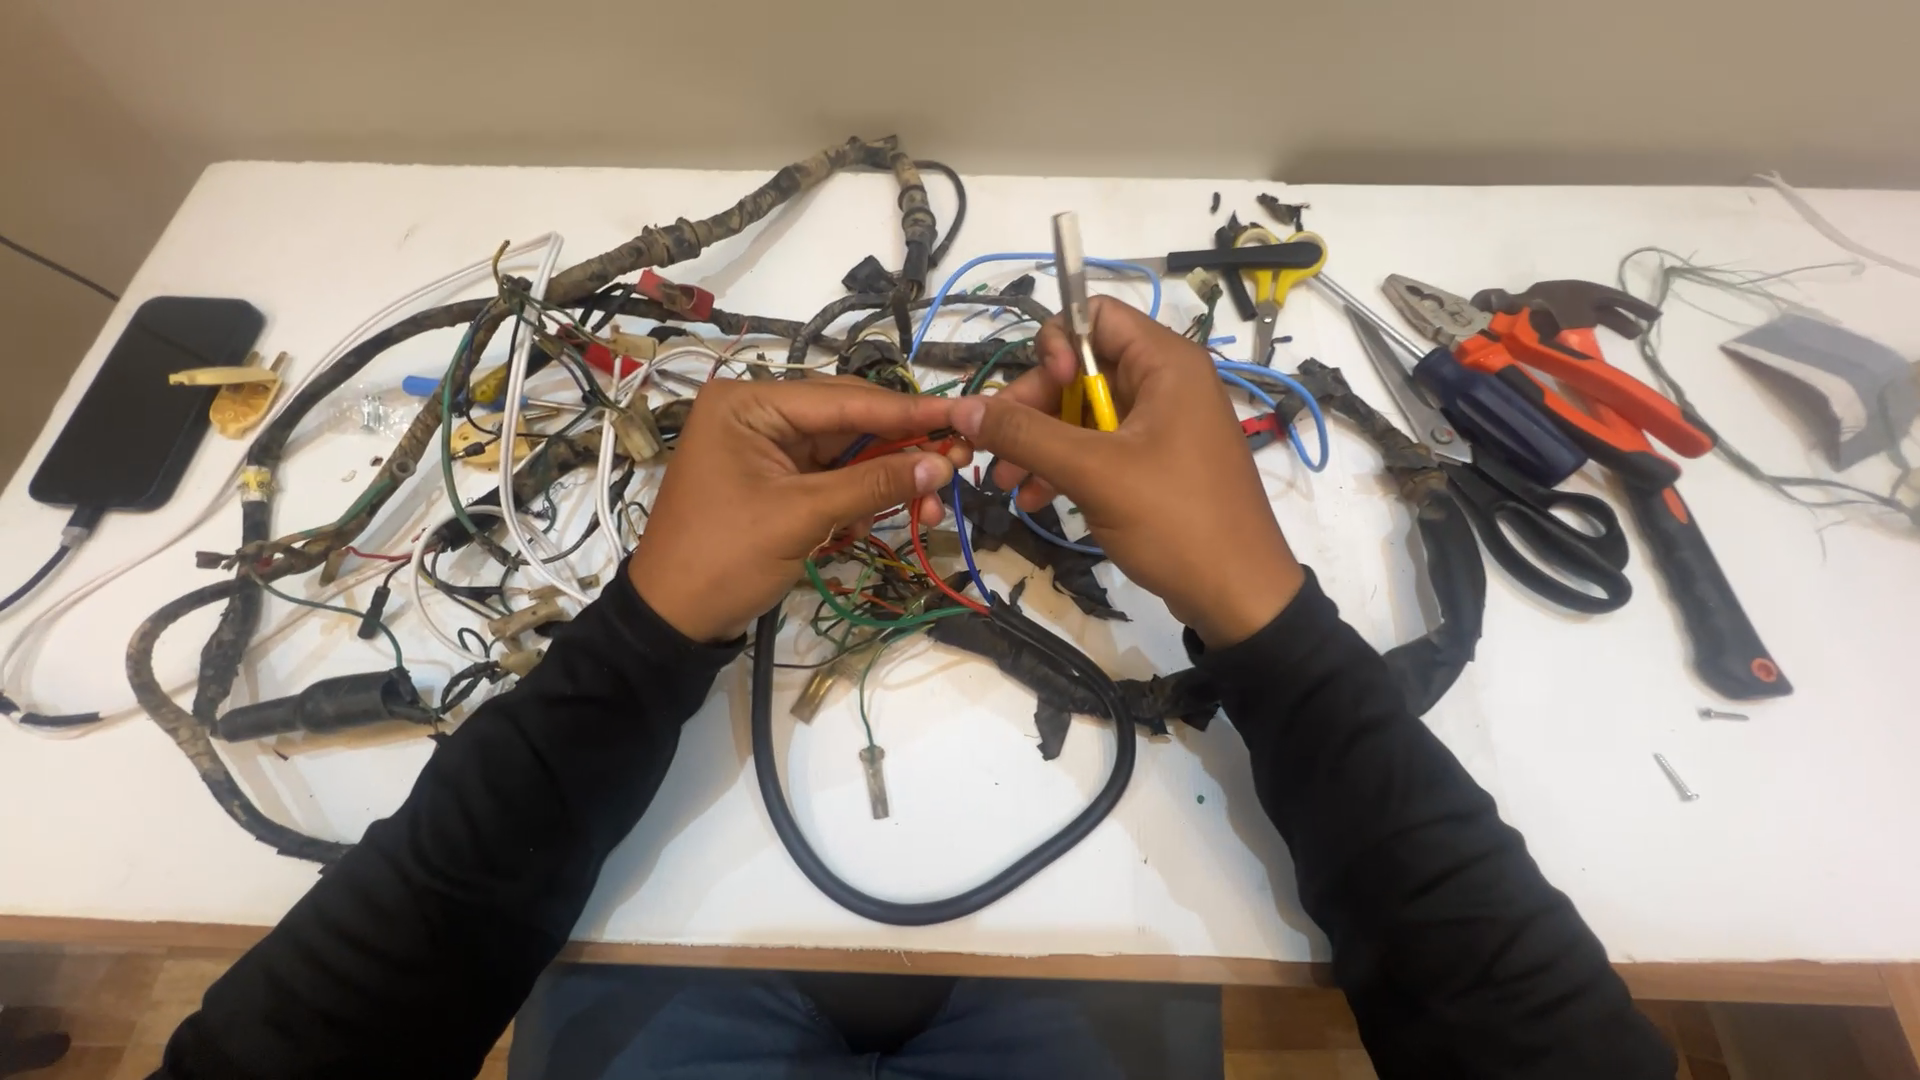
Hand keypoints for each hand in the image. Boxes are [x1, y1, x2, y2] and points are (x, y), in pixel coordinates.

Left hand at [628, 378, 963, 642]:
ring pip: (848, 451)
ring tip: (932, 504)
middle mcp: (760, 414)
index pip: (842, 399)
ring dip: (888, 477)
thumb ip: (873, 485)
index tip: (959, 414)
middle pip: (849, 419)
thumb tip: (943, 463)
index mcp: (749, 404)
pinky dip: (864, 495)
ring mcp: (770, 448)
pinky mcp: (780, 480)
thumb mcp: (801, 517)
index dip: (905, 411)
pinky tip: (887, 513)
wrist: (674, 618)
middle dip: (901, 446)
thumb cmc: (725, 558)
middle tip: (958, 458)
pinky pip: (835, 476)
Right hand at [950, 297, 1303, 645]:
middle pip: (1079, 371)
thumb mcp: (1094, 472)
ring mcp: (1159, 427)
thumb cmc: (1174, 519)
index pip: (1094, 316)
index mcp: (1164, 364)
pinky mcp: (1153, 464)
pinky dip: (1064, 468)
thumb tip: (963, 408)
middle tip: (996, 449)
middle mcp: (1163, 384)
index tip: (1039, 391)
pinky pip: (1098, 449)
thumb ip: (1026, 435)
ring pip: (1082, 415)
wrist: (1237, 594)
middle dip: (1032, 409)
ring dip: (1039, 445)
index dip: (1056, 345)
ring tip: (1004, 483)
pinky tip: (1034, 500)